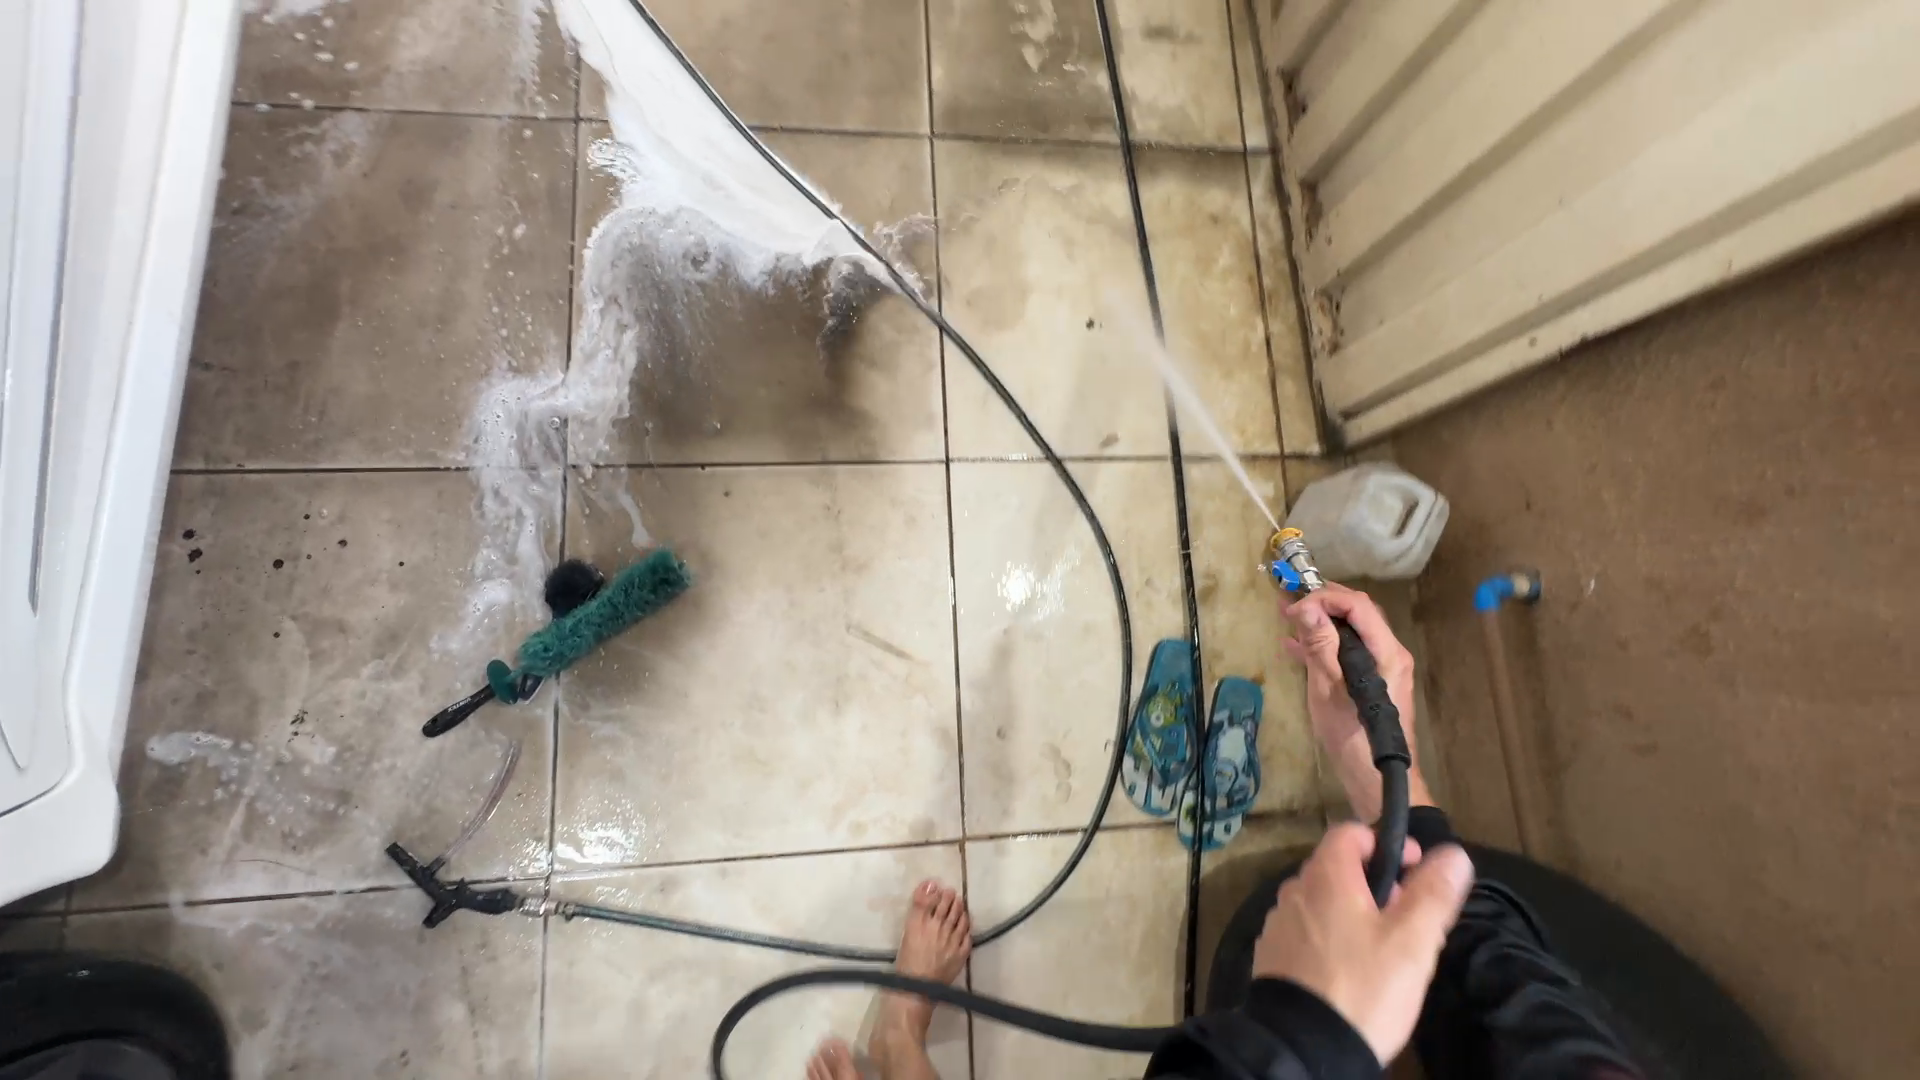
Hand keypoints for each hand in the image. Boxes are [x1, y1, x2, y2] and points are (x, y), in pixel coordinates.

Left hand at [1252, 823, 1474, 1063]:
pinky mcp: (1273, 950)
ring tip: (1385, 945)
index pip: (1350, 833)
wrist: (1306, 1043)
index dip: (1386, 843)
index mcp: (1325, 876)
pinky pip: (1306, 927)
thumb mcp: (1410, 943)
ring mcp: (1279, 919)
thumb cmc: (1363, 986)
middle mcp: (1295, 888)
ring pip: (1322, 899)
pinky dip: (1331, 932)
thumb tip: (1454, 853)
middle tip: (1408, 915)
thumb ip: (1433, 895)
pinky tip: (1351, 966)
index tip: (1416, 868)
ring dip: (1353, 909)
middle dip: (1374, 881)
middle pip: (1337, 867)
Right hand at [1281, 584, 1431, 820]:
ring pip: (1349, 630)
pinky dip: (1321, 643)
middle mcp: (1388, 652)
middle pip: (1357, 613)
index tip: (1292, 606)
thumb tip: (1305, 607)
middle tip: (1287, 598)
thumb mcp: (1329, 687)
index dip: (1323, 598)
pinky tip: (1294, 645)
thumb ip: (1320, 645)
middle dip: (1322, 601)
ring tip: (1286, 615)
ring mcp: (1380, 667)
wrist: (1374, 776)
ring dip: (1319, 620)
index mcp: (1386, 651)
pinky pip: (1346, 650)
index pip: (1358, 606)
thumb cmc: (1352, 733)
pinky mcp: (1369, 680)